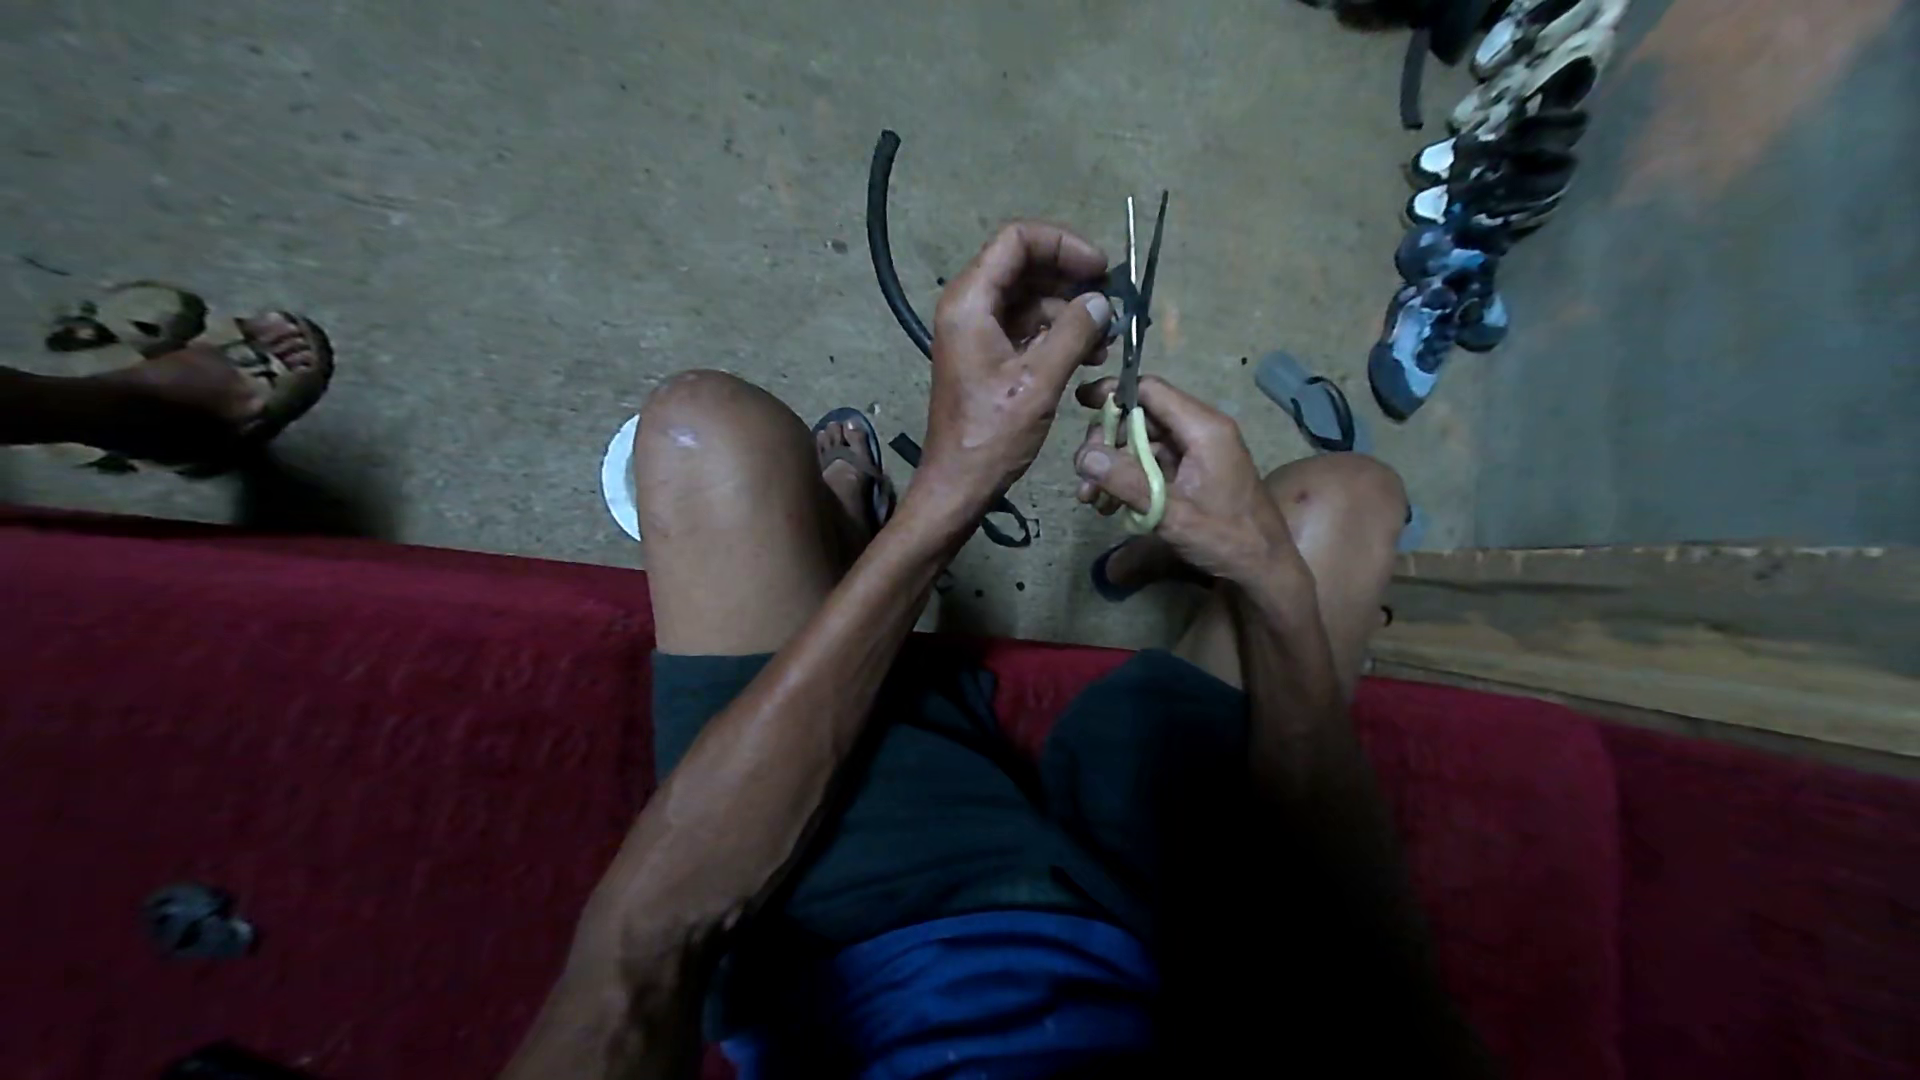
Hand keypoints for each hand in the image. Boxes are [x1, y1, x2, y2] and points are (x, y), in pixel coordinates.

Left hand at [911, 222, 1113, 527]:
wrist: (959, 482)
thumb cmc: (992, 435)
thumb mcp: (1039, 381)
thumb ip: (1073, 333)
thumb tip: (1102, 301)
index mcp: (970, 302)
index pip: (1017, 240)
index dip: (1064, 244)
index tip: (1101, 269)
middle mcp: (968, 308)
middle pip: (1024, 266)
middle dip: (1070, 279)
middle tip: (1110, 303)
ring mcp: (976, 333)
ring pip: (1028, 300)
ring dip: (1068, 312)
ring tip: (1105, 339)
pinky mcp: (987, 357)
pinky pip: (1025, 329)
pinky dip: (1056, 335)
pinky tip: (1086, 356)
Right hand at [1073, 375, 1300, 586]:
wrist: (1262, 568)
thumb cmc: (1225, 538)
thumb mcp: (1170, 512)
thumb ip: (1126, 481)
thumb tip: (1084, 456)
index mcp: (1203, 429)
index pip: (1150, 390)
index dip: (1113, 393)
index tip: (1080, 404)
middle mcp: (1199, 432)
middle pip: (1139, 418)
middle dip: (1105, 443)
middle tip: (1083, 475)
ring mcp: (1194, 452)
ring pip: (1140, 444)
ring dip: (1111, 467)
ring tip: (1090, 499)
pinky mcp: (1190, 472)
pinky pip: (1149, 465)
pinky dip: (1126, 480)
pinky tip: (1108, 506)